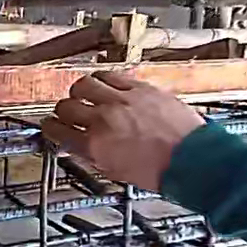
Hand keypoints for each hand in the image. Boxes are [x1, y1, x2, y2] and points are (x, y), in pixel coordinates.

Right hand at [38, 72, 203, 191]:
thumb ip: (92, 153)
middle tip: (68, 112)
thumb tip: (80, 144)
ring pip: (83, 84)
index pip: (56, 130)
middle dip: (63, 110)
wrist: (197, 161)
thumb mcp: (115, 170)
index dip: (49, 127)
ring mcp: (121, 101)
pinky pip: (110, 75)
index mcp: (94, 145)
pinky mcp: (139, 88)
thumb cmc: (162, 171)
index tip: (51, 126)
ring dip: (79, 91)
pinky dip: (102, 79)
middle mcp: (103, 120)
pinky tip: (105, 85)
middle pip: (65, 106)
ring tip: (84, 94)